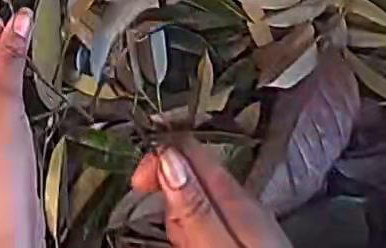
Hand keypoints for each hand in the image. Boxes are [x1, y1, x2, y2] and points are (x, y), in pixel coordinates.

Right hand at [130, 137, 290, 247]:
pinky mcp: (247, 243)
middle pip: (191, 175)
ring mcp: (247, 225)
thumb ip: (195, 206)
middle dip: (170, 199)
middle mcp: (243, 204)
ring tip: (185, 247)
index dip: (158, 156)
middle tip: (173, 237)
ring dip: (181, 223)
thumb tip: (168, 156)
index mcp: (236, 198)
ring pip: (198, 203)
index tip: (138, 185)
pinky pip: (210, 225)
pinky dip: (195, 236)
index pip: (190, 148)